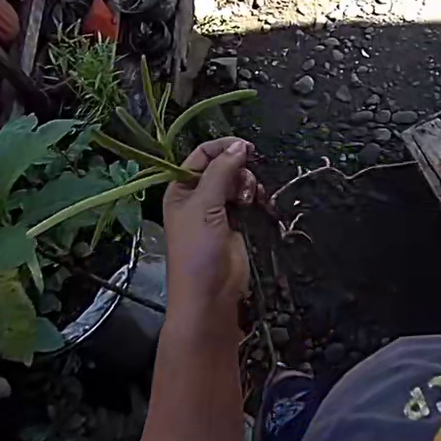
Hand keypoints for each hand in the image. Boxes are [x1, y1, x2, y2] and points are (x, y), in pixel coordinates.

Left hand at [163, 137, 259, 318]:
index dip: (223, 148)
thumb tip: (240, 146)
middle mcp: (198, 196)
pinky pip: (247, 198)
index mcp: (181, 188)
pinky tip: (259, 204)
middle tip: (243, 188)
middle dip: (238, 170)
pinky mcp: (235, 223)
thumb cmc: (198, 249)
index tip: (247, 148)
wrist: (210, 295)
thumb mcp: (204, 206)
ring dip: (247, 185)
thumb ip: (221, 172)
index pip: (202, 155)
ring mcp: (217, 209)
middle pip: (223, 166)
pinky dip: (255, 197)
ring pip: (238, 181)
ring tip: (248, 200)